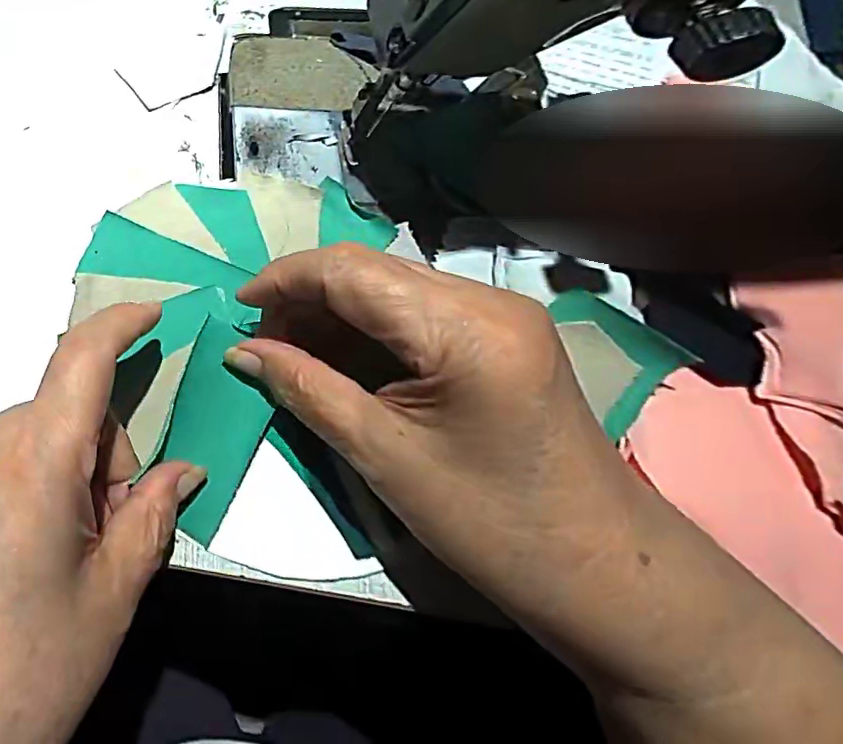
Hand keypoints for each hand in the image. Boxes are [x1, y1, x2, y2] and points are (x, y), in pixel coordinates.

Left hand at [0, 303, 204, 743]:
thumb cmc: (13, 670)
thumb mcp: (106, 599)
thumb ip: (151, 519)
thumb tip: (183, 474)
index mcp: (34, 457)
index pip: (82, 357)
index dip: (122, 323)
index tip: (154, 313)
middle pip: (76, 410)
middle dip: (112, 456)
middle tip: (115, 533)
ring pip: (50, 433)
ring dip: (82, 472)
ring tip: (76, 555)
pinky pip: (20, 455)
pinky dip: (51, 480)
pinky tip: (43, 550)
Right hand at [225, 245, 842, 743]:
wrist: (602, 572)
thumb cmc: (492, 525)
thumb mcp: (385, 456)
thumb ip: (307, 389)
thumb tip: (244, 351)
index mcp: (465, 326)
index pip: (352, 271)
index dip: (286, 279)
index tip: (240, 306)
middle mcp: (486, 298)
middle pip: (371, 270)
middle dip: (306, 297)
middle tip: (262, 339)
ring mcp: (499, 311)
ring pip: (391, 286)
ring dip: (334, 311)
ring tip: (290, 349)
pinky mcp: (500, 331)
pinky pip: (417, 311)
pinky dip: (368, 328)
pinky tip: (337, 355)